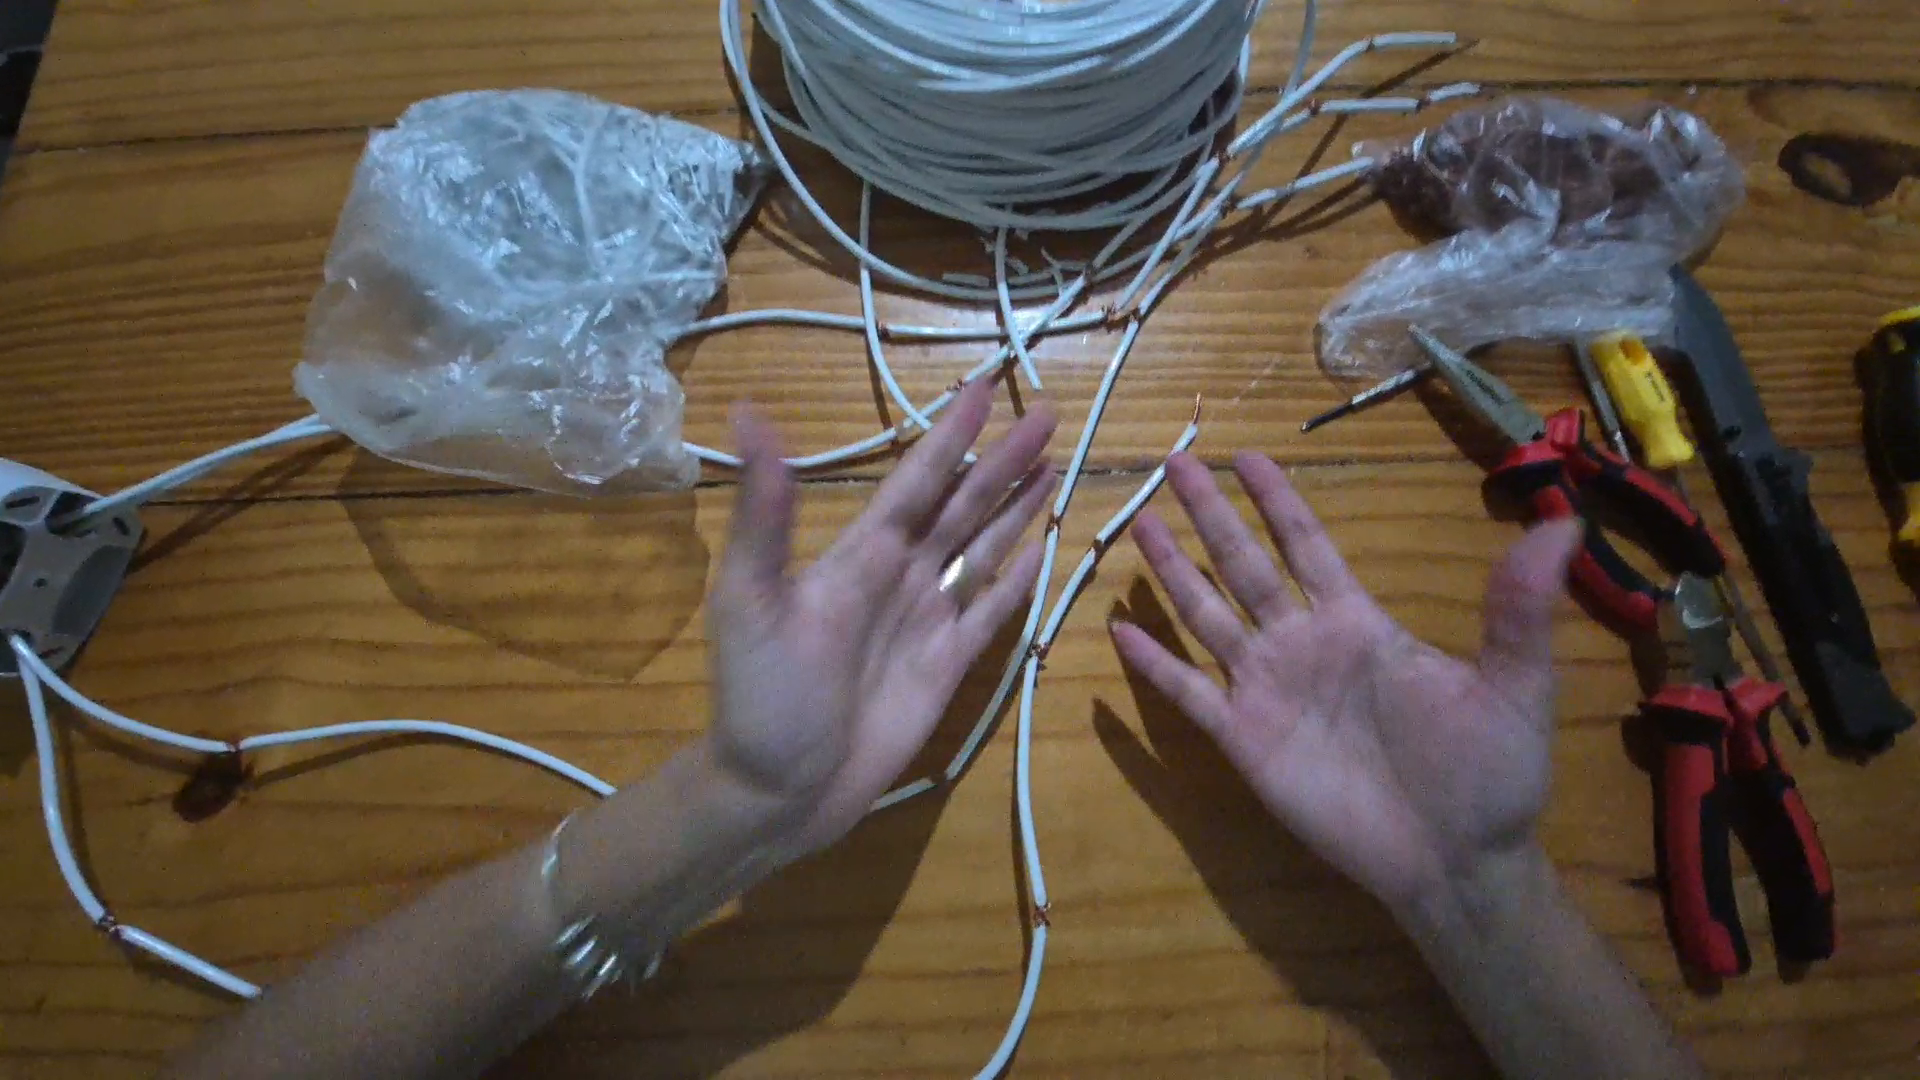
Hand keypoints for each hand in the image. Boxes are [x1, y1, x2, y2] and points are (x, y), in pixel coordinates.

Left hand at [707, 380, 1056, 855]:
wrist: (779, 787)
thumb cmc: (763, 693)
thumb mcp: (751, 597)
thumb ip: (764, 512)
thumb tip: (747, 414)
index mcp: (861, 552)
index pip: (918, 480)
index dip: (952, 436)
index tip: (988, 389)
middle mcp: (901, 574)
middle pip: (964, 505)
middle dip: (1004, 462)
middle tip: (1048, 417)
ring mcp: (929, 619)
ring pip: (984, 548)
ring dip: (1018, 509)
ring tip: (1054, 468)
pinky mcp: (949, 664)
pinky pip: (991, 611)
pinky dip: (1019, 580)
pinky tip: (1044, 551)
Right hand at [1109, 451, 1582, 912]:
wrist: (1451, 860)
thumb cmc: (1484, 772)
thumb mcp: (1511, 689)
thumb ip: (1515, 612)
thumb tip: (1558, 526)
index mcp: (1354, 620)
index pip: (1305, 544)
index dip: (1275, 499)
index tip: (1245, 456)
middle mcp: (1298, 641)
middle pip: (1242, 564)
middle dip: (1209, 513)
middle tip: (1176, 464)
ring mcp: (1263, 686)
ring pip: (1205, 615)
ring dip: (1172, 571)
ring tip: (1141, 525)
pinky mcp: (1240, 736)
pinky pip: (1187, 691)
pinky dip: (1154, 663)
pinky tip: (1122, 631)